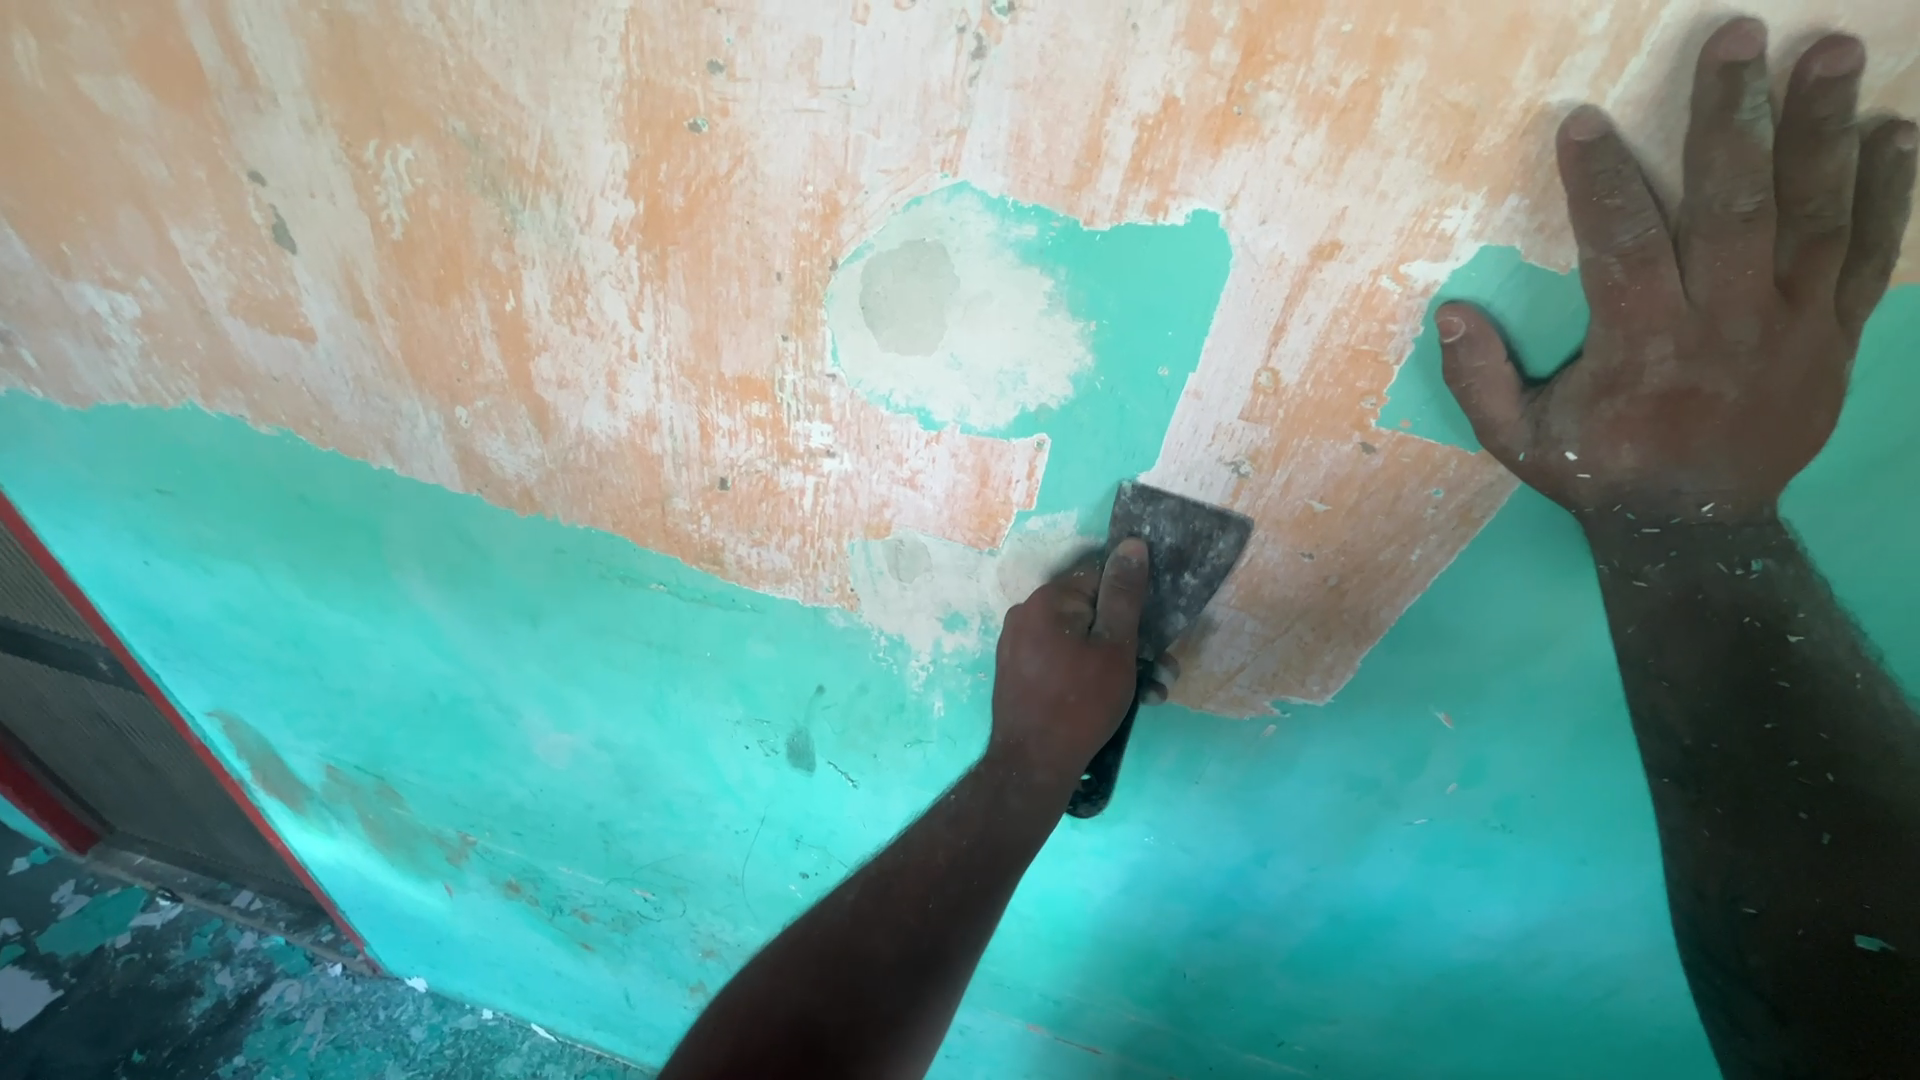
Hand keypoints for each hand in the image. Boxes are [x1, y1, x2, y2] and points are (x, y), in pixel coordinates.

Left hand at [988, 539, 1147, 786]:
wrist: (1033, 765)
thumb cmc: (1080, 702)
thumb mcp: (1114, 646)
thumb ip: (1124, 594)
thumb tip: (1132, 545)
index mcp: (1046, 600)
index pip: (1099, 577)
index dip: (1133, 601)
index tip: (1156, 630)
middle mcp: (1026, 614)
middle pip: (1092, 613)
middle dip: (1132, 640)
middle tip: (1162, 671)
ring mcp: (1019, 645)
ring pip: (1082, 642)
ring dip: (1119, 663)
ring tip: (1151, 693)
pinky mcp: (1021, 672)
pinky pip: (1064, 661)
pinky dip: (1092, 675)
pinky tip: (1122, 702)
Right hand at [1440, 19, 1916, 525]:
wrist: (1694, 526)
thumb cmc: (1595, 473)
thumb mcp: (1514, 438)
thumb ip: (1479, 379)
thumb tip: (1452, 314)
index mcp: (1641, 344)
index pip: (1621, 242)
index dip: (1601, 179)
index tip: (1584, 122)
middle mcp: (1723, 321)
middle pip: (1733, 204)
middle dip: (1730, 117)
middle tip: (1737, 39)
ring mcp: (1792, 324)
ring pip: (1813, 213)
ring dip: (1822, 129)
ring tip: (1831, 52)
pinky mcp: (1835, 335)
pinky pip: (1869, 254)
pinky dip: (1886, 192)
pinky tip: (1891, 133)